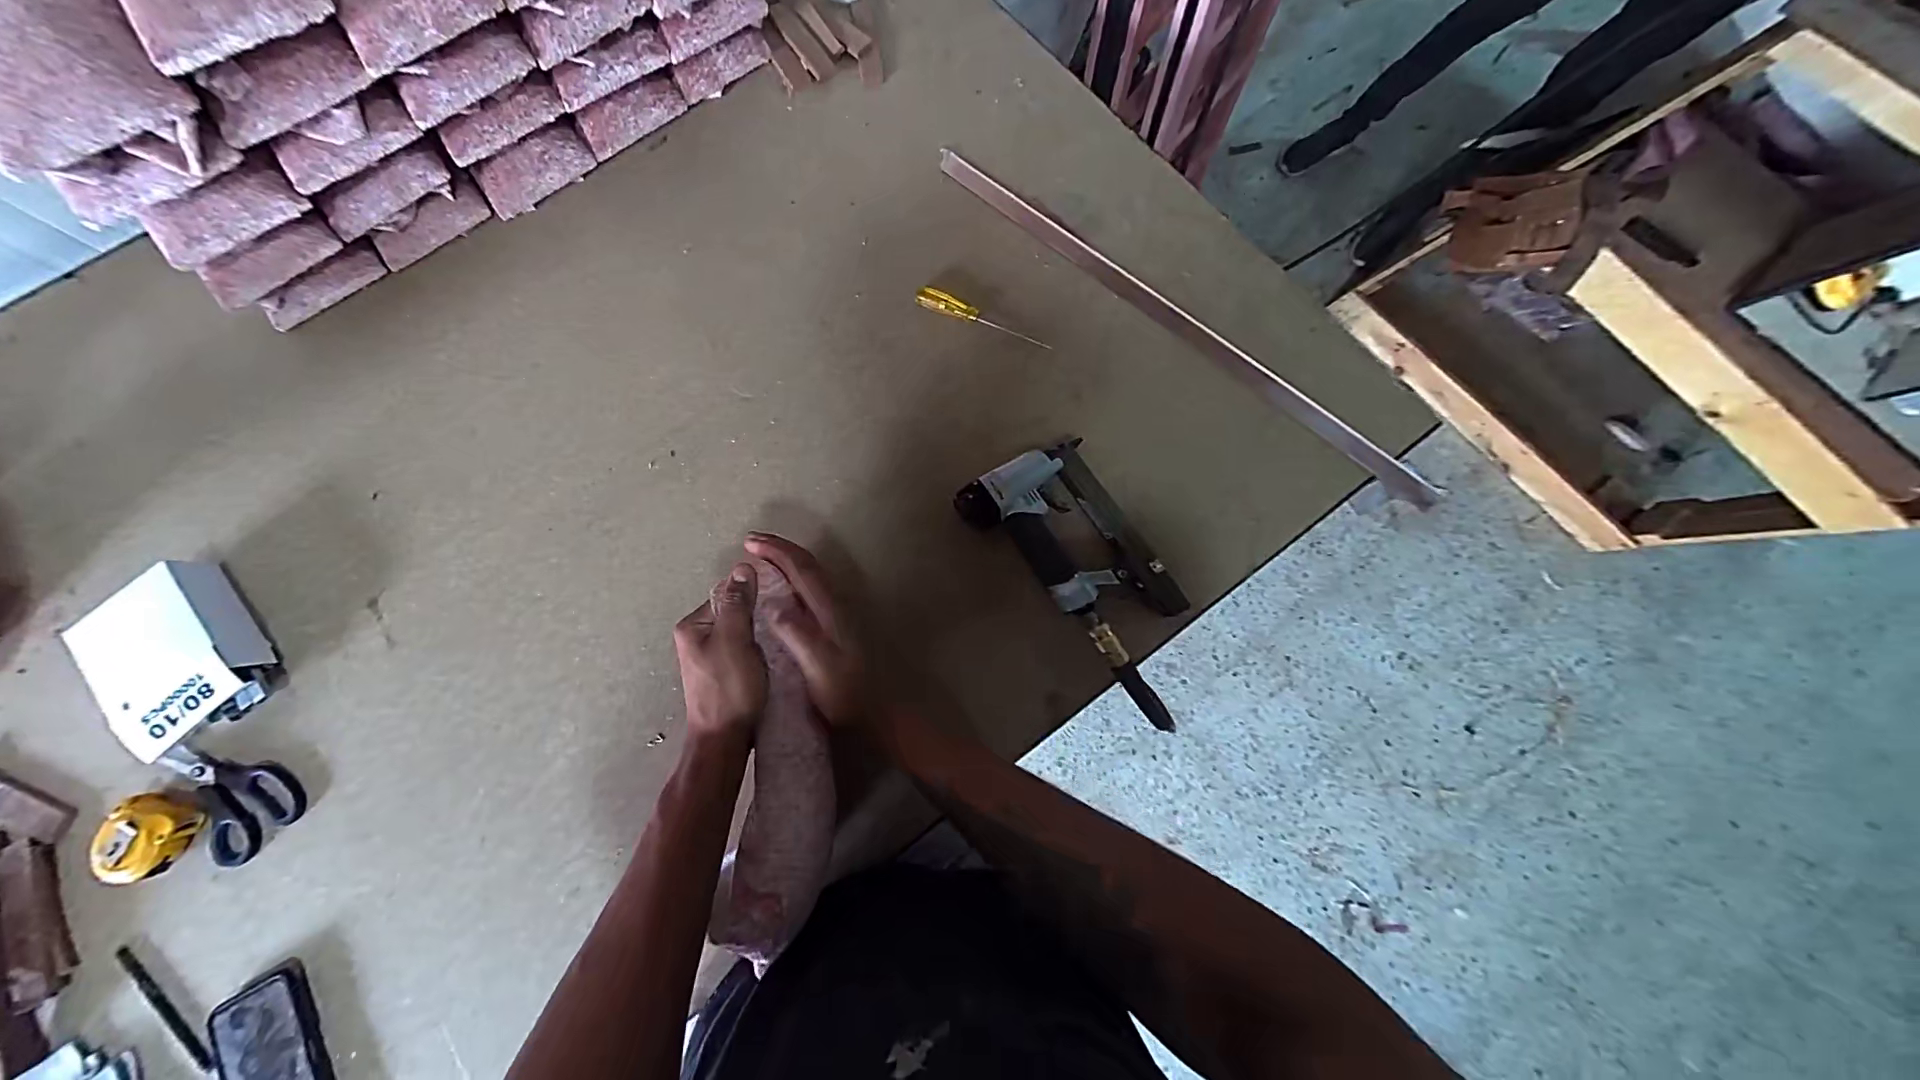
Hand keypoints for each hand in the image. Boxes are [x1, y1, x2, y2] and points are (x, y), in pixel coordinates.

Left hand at [673, 564, 767, 741]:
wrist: (725, 740)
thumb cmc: (729, 691)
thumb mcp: (734, 641)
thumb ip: (737, 604)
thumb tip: (742, 568)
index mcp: (693, 625)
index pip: (727, 593)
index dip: (754, 594)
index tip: (777, 601)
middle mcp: (697, 637)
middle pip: (735, 610)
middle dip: (758, 614)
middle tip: (782, 622)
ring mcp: (711, 656)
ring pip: (743, 630)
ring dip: (762, 633)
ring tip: (781, 639)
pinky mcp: (725, 672)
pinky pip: (746, 648)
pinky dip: (760, 648)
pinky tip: (774, 655)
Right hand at [744, 532, 874, 729]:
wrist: (874, 713)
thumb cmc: (845, 693)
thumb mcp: (818, 666)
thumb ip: (798, 634)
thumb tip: (773, 602)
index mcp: (828, 610)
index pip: (802, 569)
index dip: (776, 551)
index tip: (750, 542)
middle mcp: (835, 607)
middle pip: (808, 567)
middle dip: (780, 551)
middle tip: (752, 543)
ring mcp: (838, 617)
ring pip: (811, 578)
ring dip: (787, 564)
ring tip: (761, 562)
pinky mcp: (836, 629)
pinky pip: (810, 593)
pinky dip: (793, 582)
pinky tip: (781, 594)